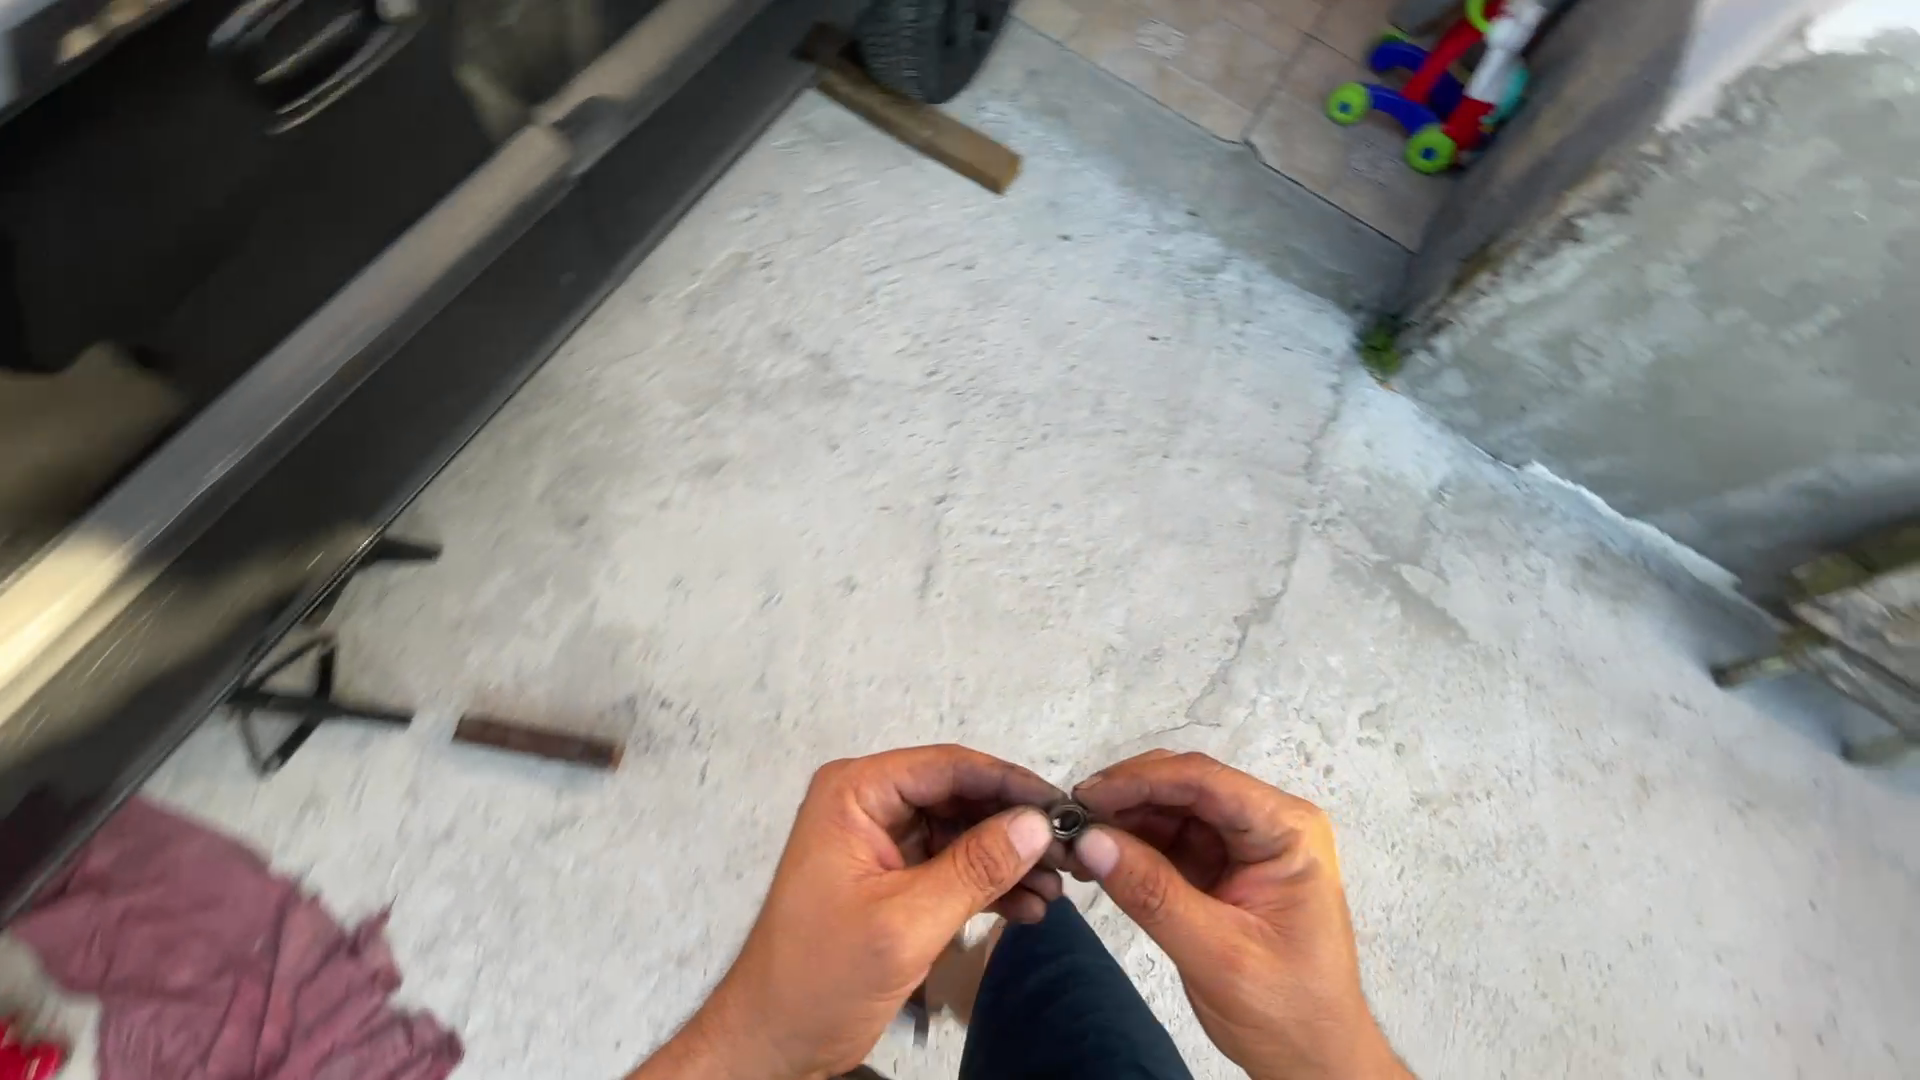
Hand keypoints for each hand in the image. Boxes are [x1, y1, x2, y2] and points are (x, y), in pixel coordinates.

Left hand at [634, 745, 1063, 1079]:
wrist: (775, 1045)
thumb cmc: (822, 977)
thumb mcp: (905, 923)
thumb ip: (974, 868)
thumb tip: (1037, 823)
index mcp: (857, 791)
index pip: (947, 767)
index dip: (1007, 782)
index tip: (1061, 805)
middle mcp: (871, 802)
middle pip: (959, 796)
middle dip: (1012, 826)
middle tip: (1068, 852)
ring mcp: (884, 838)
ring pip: (962, 831)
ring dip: (1007, 859)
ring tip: (1056, 887)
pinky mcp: (897, 874)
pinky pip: (952, 864)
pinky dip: (989, 884)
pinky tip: (1029, 907)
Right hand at [1070, 750, 1408, 1079]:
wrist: (1313, 1063)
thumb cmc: (1285, 1011)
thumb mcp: (1217, 954)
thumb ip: (1152, 893)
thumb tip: (1088, 839)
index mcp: (1285, 829)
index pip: (1205, 781)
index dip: (1140, 780)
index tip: (1084, 797)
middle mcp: (1264, 820)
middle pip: (1183, 784)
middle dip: (1124, 796)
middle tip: (1069, 818)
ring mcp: (1239, 839)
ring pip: (1167, 805)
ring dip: (1120, 818)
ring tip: (1074, 840)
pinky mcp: (1217, 861)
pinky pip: (1164, 834)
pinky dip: (1128, 842)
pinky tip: (1096, 856)